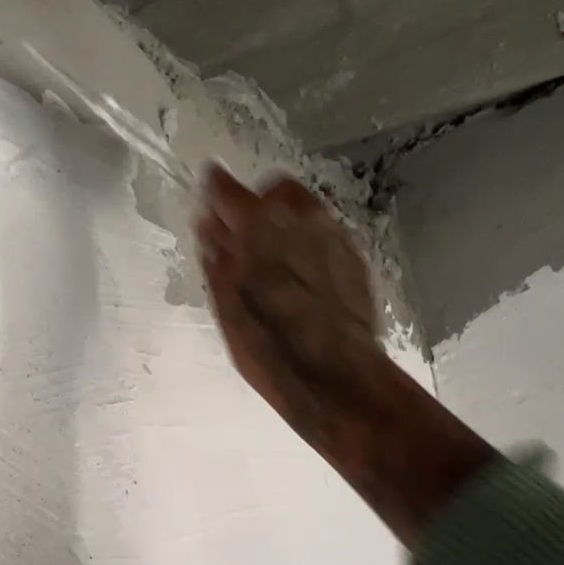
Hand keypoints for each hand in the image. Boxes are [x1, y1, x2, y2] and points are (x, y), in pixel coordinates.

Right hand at [195, 166, 388, 460]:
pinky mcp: (355, 254)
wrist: (336, 376)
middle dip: (256, 207)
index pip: (226, 188)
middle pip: (273, 191)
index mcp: (258, 225)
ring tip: (273, 260)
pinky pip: (325, 234)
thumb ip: (217, 259)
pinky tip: (301, 277)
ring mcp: (333, 233)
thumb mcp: (228, 310)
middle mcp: (299, 217)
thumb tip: (208, 226)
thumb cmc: (270, 350)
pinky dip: (308, 244)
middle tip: (243, 238)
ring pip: (303, 210)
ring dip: (284, 224)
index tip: (208, 199)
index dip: (214, 192)